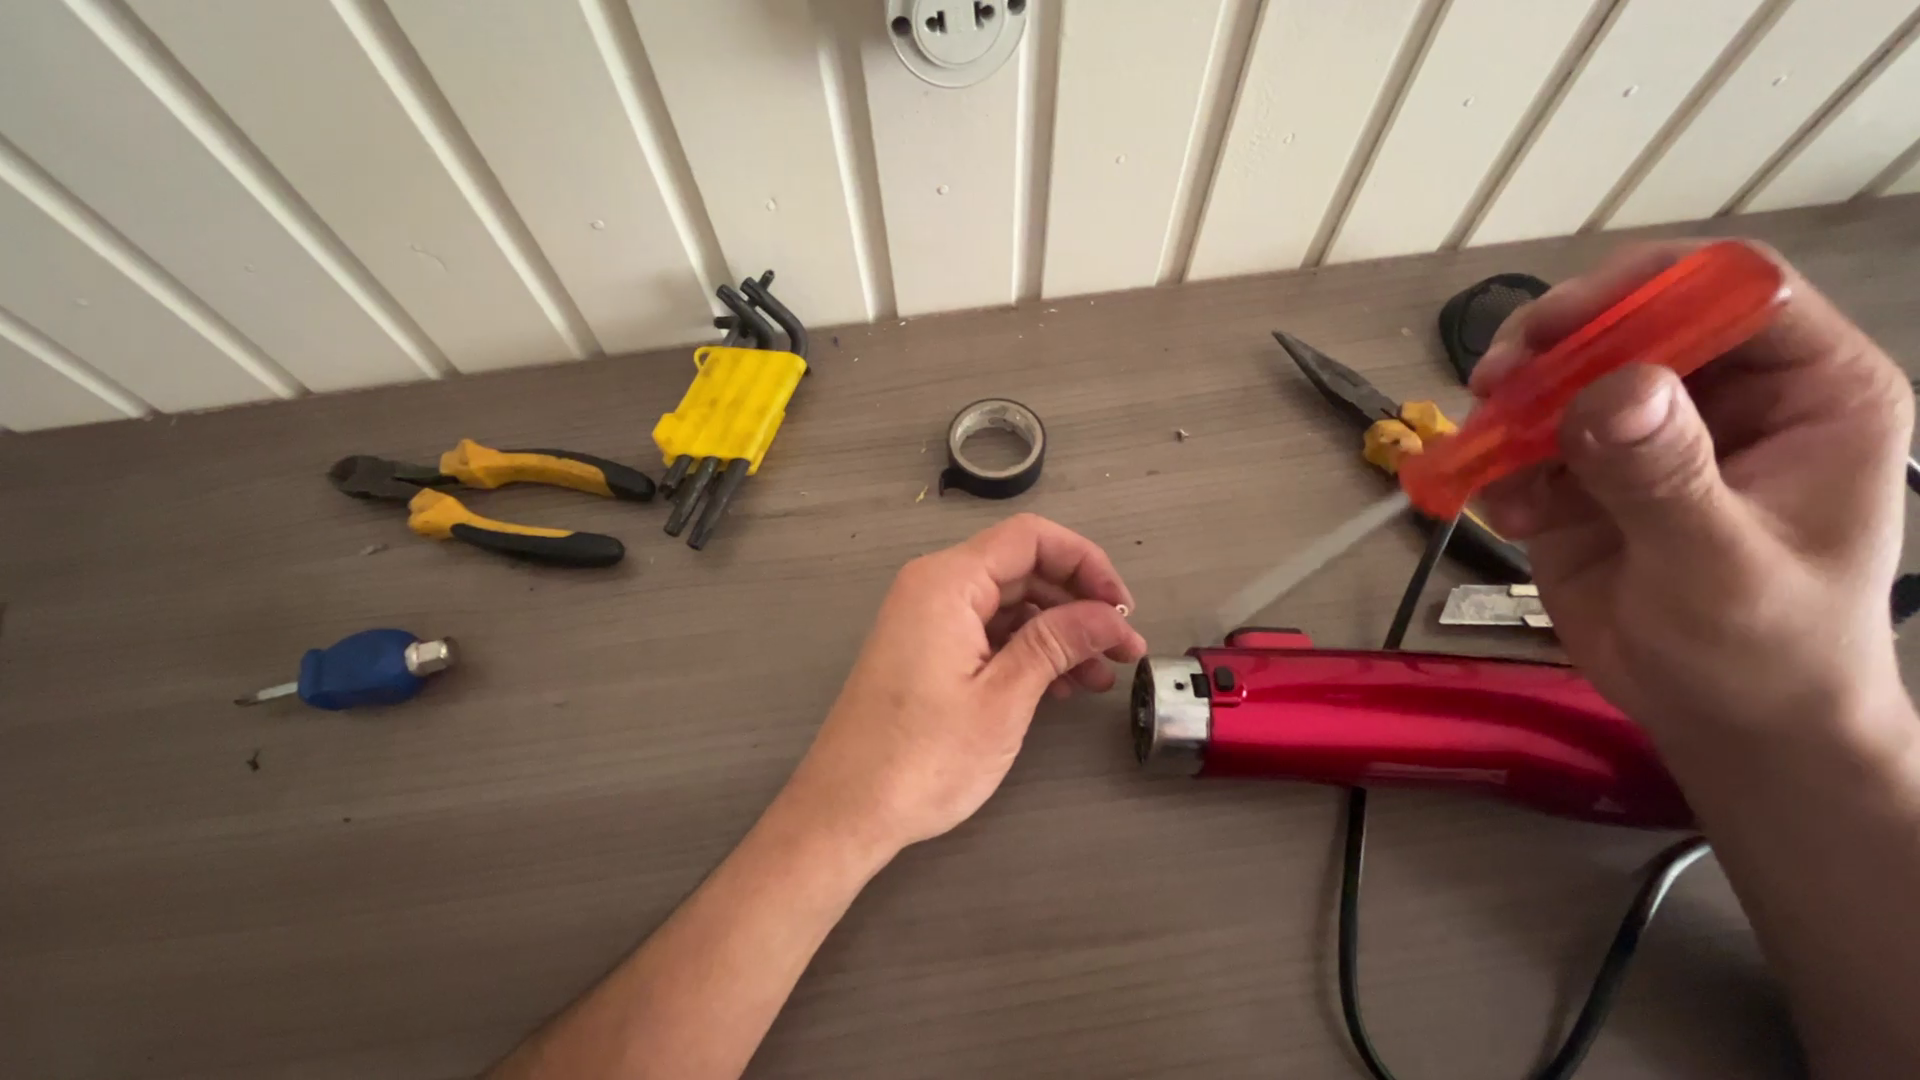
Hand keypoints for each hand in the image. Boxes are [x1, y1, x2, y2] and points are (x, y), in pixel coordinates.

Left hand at [780, 514, 1148, 856]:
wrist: (846, 811)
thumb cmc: (923, 756)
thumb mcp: (1003, 698)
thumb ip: (1058, 644)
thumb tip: (1110, 616)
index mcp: (947, 582)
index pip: (1031, 538)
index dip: (1086, 563)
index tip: (1122, 608)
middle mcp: (935, 587)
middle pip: (1022, 569)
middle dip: (1078, 605)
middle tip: (1124, 649)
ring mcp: (929, 620)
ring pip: (1010, 605)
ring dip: (1059, 634)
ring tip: (1101, 677)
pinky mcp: (928, 651)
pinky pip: (989, 634)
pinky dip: (1028, 652)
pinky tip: (1064, 686)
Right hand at [1473, 241, 1912, 751]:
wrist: (1720, 719)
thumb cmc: (1762, 648)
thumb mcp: (1718, 566)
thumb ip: (1666, 478)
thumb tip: (1612, 389)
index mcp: (1804, 392)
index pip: (1730, 292)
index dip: (1642, 292)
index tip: (1551, 331)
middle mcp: (1722, 398)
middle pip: (1627, 323)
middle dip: (1552, 350)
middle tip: (1491, 384)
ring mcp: (1646, 437)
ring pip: (1562, 379)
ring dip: (1512, 412)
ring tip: (1486, 456)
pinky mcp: (1584, 477)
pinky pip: (1525, 444)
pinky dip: (1502, 471)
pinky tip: (1514, 520)